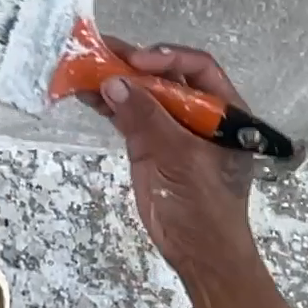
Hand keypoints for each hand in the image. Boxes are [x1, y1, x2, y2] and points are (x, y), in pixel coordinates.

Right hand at [94, 40, 257, 278]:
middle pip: (165, 77)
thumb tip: (113, 83)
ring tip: (84, 69)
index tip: (136, 63)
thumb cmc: (204, 206)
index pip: (198, 69)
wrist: (199, 255)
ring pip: (142, 94)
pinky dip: (106, 103)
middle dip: (133, 65)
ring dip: (114, 81)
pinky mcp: (147, 143)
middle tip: (100, 52)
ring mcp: (170, 128)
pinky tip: (86, 94)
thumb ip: (148, 119)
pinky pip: (126, 115)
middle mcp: (197, 113)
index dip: (168, 59)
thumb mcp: (180, 158)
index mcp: (224, 112)